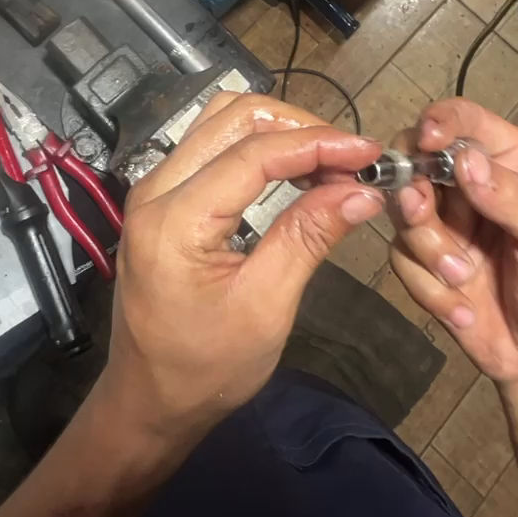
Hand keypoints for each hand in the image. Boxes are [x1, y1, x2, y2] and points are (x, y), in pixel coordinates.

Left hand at [97, 93, 384, 436]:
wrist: (148, 399)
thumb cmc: (204, 368)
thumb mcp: (265, 307)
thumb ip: (308, 237)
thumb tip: (362, 190)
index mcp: (174, 218)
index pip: (252, 153)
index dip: (316, 144)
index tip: (369, 151)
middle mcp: (156, 187)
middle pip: (232, 116)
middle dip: (299, 127)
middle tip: (350, 159)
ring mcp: (155, 187)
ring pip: (221, 121)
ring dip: (279, 130)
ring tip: (328, 161)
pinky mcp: (164, 195)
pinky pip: (212, 145)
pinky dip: (259, 145)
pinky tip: (294, 170)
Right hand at [386, 99, 517, 384]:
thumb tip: (466, 161)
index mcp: (513, 165)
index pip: (467, 120)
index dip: (441, 120)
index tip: (426, 141)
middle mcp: (470, 185)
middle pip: (416, 156)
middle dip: (414, 189)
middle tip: (421, 214)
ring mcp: (443, 221)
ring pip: (401, 207)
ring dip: (426, 247)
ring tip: (462, 279)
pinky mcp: (422, 259)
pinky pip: (399, 256)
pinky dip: (427, 287)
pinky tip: (463, 311)